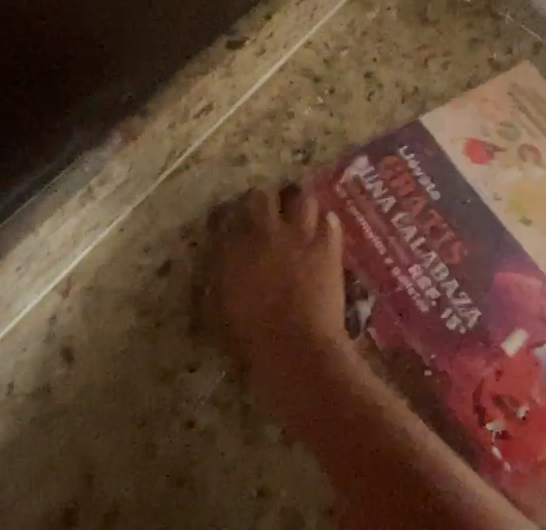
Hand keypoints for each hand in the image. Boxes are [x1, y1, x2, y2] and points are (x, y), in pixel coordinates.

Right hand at [211, 185, 349, 405]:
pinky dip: (324, 222)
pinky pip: (329, 219)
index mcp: (231, 249)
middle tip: (264, 212)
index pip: (223, 215)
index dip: (226, 214)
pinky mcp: (327, 245)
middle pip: (259, 196)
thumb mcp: (218, 311)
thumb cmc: (251, 339)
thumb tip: (221, 261)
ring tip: (296, 212)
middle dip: (260, 201)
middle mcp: (263, 232)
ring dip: (296, 202)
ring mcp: (298, 235)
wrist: (296, 349)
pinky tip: (322, 231)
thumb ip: (217, 278)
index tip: (229, 220)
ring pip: (299, 196)